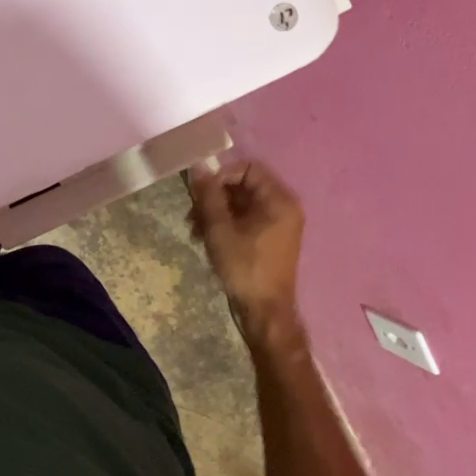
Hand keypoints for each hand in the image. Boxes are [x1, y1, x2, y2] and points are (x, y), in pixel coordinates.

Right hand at [188, 159, 303, 330]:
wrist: (264, 308)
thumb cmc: (244, 266)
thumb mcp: (220, 230)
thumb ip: (209, 196)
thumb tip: (198, 167)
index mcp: (278, 200)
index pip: (248, 168)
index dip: (220, 175)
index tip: (200, 193)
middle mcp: (283, 206)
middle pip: (243, 185)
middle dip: (214, 196)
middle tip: (192, 214)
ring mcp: (278, 222)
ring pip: (240, 202)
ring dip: (215, 211)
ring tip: (194, 229)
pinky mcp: (270, 236)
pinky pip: (245, 217)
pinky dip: (225, 222)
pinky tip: (206, 237)